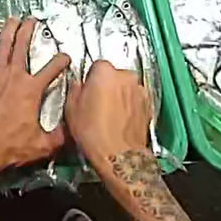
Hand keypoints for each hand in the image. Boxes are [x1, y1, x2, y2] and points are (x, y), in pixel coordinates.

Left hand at [0, 17, 67, 181]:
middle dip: (28, 31)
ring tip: (12, 19)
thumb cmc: (9, 145)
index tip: (65, 56)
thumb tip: (70, 132)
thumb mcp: (42, 145)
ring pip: (2, 45)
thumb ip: (59, 136)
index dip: (61, 61)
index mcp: (31, 90)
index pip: (51, 70)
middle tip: (32, 20)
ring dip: (7, 30)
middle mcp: (13, 76)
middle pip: (23, 47)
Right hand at [65, 58, 151, 183]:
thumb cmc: (94, 132)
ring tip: (108, 113)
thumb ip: (75, 88)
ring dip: (118, 95)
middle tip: (96, 101)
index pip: (97, 65)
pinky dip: (128, 106)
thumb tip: (79, 86)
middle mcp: (126, 78)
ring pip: (125, 87)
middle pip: (114, 74)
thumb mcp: (71, 107)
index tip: (86, 88)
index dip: (90, 77)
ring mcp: (140, 92)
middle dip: (106, 84)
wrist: (119, 156)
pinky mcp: (148, 107)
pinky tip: (118, 120)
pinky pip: (135, 100)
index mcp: (105, 72)